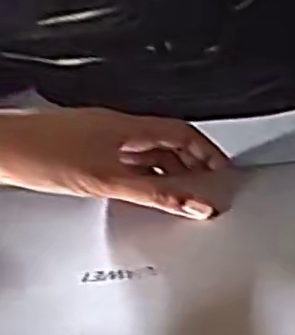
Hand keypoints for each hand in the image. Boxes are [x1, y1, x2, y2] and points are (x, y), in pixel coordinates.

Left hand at [0, 107, 229, 218]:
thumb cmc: (27, 154)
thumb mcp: (109, 181)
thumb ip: (161, 196)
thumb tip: (201, 206)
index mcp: (122, 127)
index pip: (184, 133)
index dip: (211, 153)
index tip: (226, 173)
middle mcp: (109, 127)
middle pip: (169, 143)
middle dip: (195, 165)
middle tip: (209, 187)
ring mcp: (93, 136)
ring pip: (149, 152)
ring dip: (170, 172)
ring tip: (180, 193)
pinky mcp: (80, 147)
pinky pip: (127, 159)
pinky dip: (145, 174)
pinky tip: (144, 190)